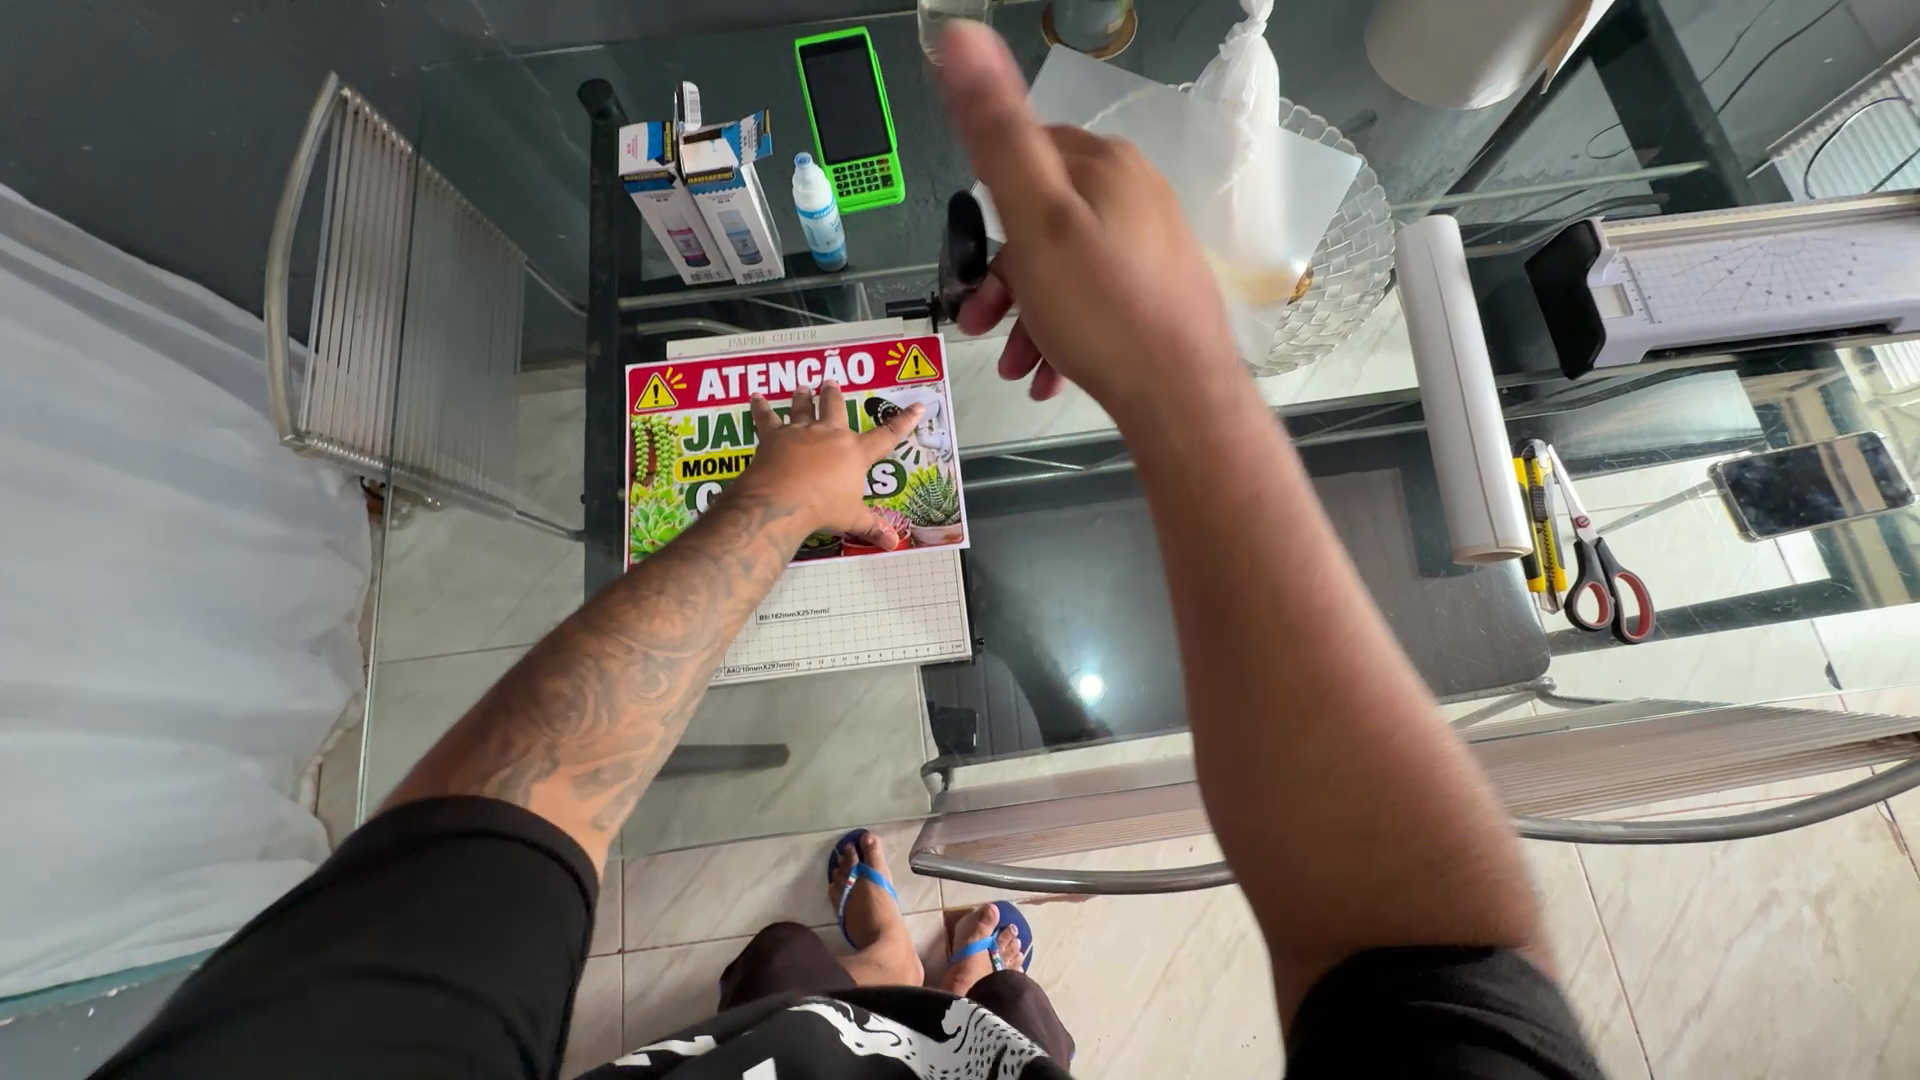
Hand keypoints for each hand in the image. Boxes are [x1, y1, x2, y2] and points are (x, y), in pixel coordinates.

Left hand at [736, 382, 922, 548]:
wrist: (783, 501)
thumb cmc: (823, 509)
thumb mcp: (851, 519)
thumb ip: (872, 527)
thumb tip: (894, 544)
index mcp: (855, 453)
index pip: (886, 435)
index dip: (904, 422)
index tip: (917, 406)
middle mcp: (830, 434)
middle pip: (835, 408)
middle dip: (834, 395)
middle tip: (831, 382)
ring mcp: (801, 432)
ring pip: (803, 408)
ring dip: (803, 397)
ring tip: (802, 387)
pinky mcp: (774, 437)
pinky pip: (766, 418)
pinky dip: (761, 408)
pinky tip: (756, 399)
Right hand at [935, 22, 1241, 411]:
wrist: (1178, 393)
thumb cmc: (1100, 310)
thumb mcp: (1035, 221)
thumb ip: (997, 134)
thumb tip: (962, 36)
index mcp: (1106, 166)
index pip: (1029, 157)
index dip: (991, 213)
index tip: (973, 267)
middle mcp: (1136, 195)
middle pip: (1046, 224)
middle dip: (1006, 282)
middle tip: (980, 326)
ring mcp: (1152, 247)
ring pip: (1068, 272)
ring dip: (1032, 319)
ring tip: (1018, 367)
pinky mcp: (1160, 293)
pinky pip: (1098, 302)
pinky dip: (1067, 335)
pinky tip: (1051, 375)